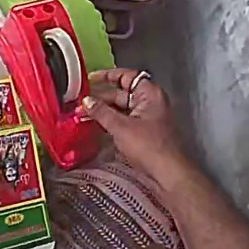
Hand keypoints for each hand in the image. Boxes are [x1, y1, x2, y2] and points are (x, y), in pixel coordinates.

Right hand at [82, 69, 192, 188]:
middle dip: (100, 97)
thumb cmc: (148, 146)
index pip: (127, 76)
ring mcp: (148, 117)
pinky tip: (96, 125)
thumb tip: (86, 101)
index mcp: (149, 93)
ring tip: (83, 114)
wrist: (168, 172)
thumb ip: (101, 112)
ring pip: (122, 108)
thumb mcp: (120, 127)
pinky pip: (125, 120)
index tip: (90, 79)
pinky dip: (111, 121)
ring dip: (104, 111)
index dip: (107, 76)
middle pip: (122, 93)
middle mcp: (150, 101)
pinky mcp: (145, 131)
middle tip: (81, 102)